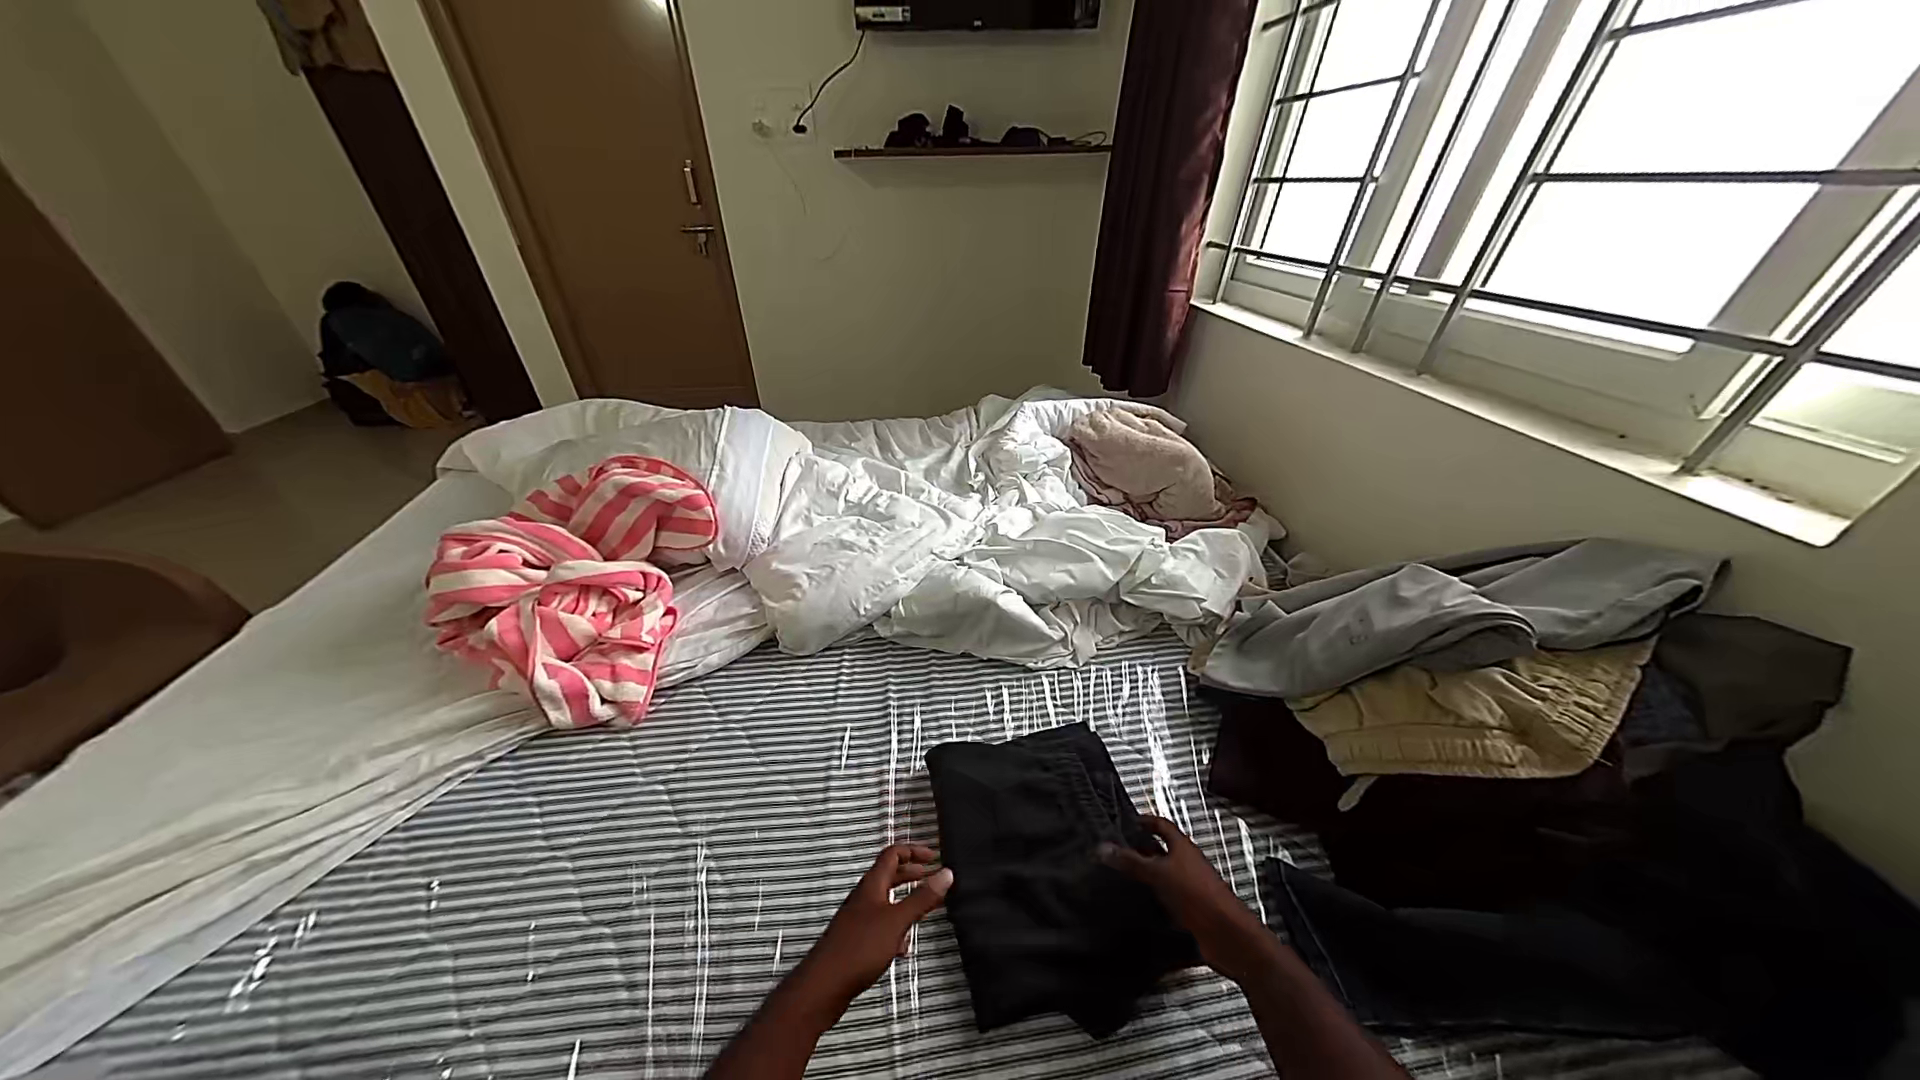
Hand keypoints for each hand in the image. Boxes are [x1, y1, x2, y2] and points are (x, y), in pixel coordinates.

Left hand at [796, 845, 953, 1007]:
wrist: (823, 987)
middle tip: (934, 877)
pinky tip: (904, 946)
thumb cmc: (859, 948)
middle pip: (889, 875)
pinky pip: (881, 926)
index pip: (892, 854)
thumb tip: (945, 873)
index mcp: (872, 885)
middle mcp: (864, 898)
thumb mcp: (896, 921)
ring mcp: (858, 919)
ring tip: (926, 909)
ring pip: (886, 902)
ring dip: (906, 901)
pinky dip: (896, 928)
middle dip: (913, 874)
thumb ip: (922, 898)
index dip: (913, 851)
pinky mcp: (856, 941)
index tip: (934, 856)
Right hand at [1101, 815, 1273, 983]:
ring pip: (1161, 875)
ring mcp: (1187, 888)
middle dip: (1139, 848)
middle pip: (1160, 850)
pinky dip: (1149, 898)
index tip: (1126, 821)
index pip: (1162, 825)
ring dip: (1143, 874)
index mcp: (1183, 848)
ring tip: (1117, 874)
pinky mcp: (1187, 911)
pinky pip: (1163, 898)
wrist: (1226, 935)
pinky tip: (1133, 903)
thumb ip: (1131, 861)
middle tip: (1115, 848)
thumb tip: (1103, 847)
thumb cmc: (1197, 894)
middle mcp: (1185, 864)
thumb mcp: (1159, 873)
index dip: (1145, 820)